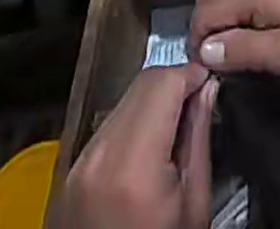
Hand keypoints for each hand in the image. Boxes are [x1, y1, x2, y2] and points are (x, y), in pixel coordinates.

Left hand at [57, 63, 216, 228]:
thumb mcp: (193, 204)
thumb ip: (198, 137)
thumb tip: (206, 87)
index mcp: (132, 165)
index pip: (163, 83)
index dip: (192, 74)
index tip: (211, 81)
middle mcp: (98, 156)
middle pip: (141, 84)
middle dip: (174, 82)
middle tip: (199, 98)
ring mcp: (77, 166)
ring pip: (123, 101)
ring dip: (153, 99)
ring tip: (177, 122)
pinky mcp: (69, 176)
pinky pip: (107, 127)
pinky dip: (133, 120)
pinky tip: (151, 143)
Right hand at [187, 0, 279, 89]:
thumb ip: (244, 50)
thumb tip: (204, 50)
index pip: (203, 12)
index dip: (198, 45)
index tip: (210, 75)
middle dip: (204, 30)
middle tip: (218, 66)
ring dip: (218, 19)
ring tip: (232, 54)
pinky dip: (234, 10)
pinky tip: (250, 34)